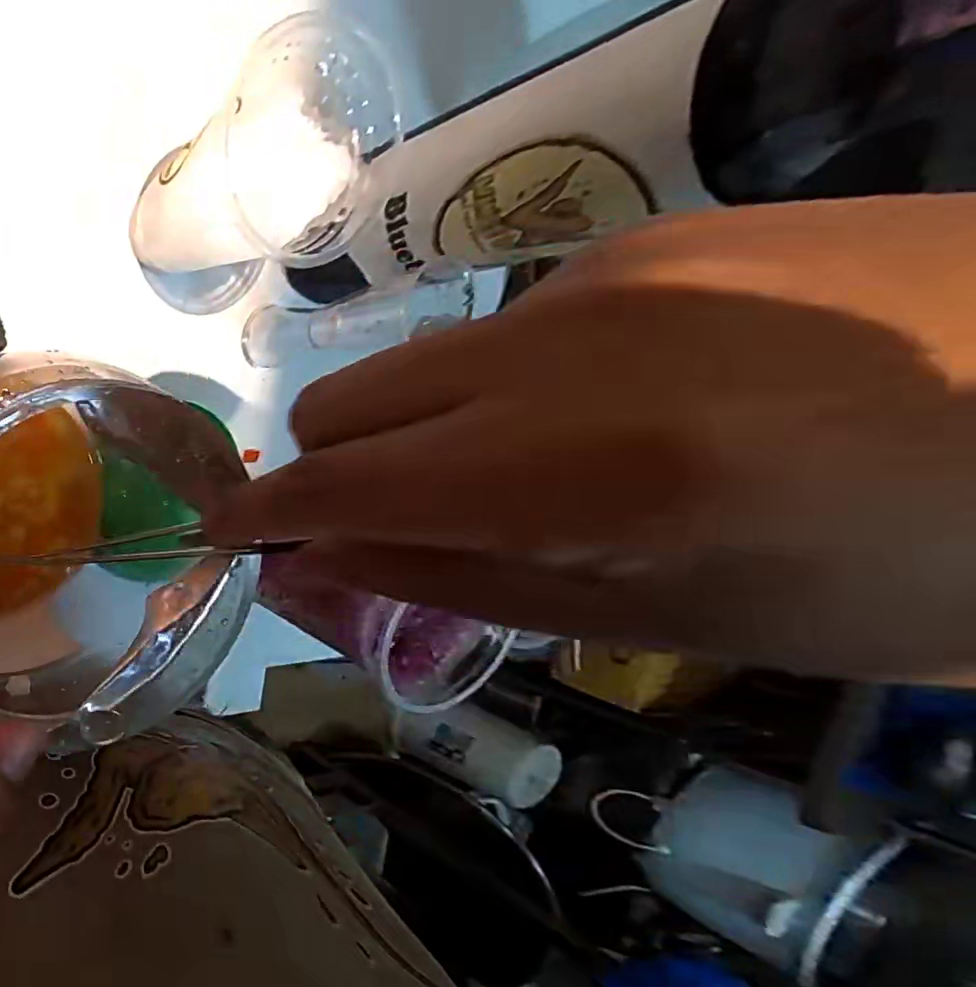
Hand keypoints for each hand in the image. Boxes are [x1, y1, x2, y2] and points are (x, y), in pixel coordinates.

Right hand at [209, 195, 975, 679]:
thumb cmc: (898, 568)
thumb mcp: (647, 617)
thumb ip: (448, 582)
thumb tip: (319, 563)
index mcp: (565, 467)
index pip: (339, 483)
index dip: (263, 515)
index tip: (222, 534)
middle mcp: (553, 346)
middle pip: (338, 405)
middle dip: (324, 471)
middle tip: (377, 519)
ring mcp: (596, 275)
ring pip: (406, 362)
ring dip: (403, 428)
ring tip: (496, 466)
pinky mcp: (643, 236)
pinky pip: (494, 326)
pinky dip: (486, 385)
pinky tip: (590, 406)